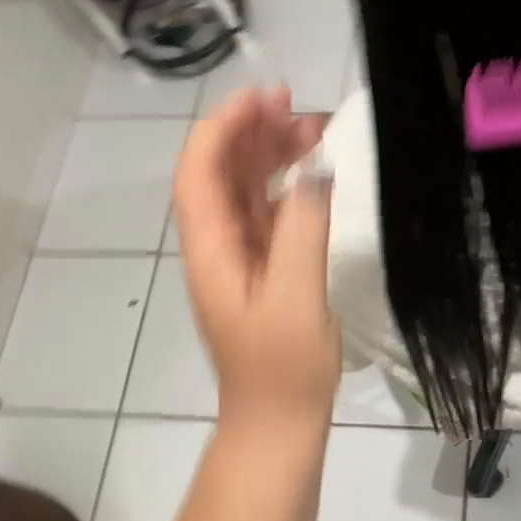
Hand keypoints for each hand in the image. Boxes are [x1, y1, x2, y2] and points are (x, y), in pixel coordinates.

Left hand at [173, 88, 340, 427]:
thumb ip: (304, 228)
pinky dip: (291, 189)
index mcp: (212, 249)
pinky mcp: (266, 274)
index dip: (225, 126)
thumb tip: (317, 170)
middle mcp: (219, 246)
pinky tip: (320, 180)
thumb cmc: (284, 367)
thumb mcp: (297, 295)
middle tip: (302, 109)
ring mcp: (242, 261)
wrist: (278, 424)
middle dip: (255, 133)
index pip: (200, 170)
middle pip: (223, 173)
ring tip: (317, 133)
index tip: (267, 97)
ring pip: (248, 192)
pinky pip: (271, 216)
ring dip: (274, 157)